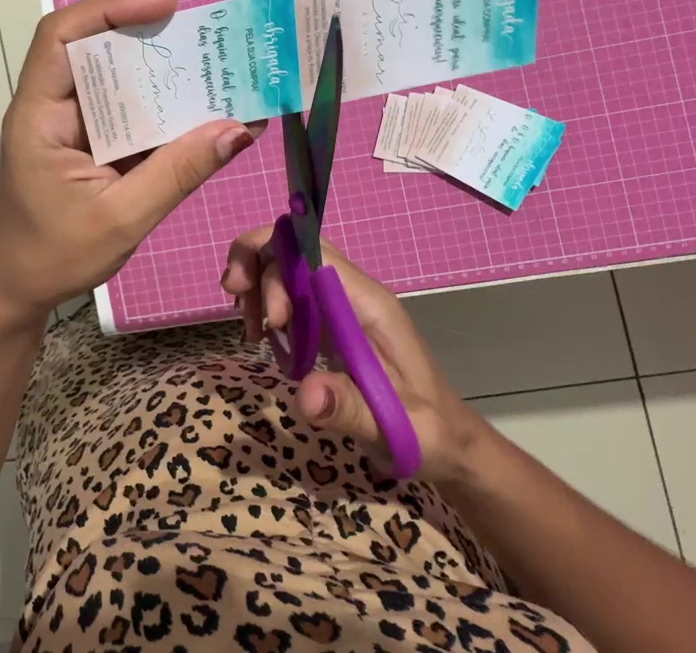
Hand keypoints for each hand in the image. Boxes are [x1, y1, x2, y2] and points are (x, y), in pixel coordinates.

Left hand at [0, 0, 263, 316]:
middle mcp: (50, 108)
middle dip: (146, 34)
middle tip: (204, 33)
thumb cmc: (56, 255)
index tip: (166, 3)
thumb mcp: (122, 218)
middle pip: (91, 48)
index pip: (60, 36)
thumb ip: (177, 173)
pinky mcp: (87, 143)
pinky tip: (200, 109)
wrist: (24, 288)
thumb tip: (237, 129)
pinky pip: (125, 112)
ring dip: (159, 71)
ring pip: (113, 79)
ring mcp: (69, 125)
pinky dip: (160, 108)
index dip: (109, 8)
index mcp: (38, 116)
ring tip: (213, 65)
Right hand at [222, 227, 494, 483]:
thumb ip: (350, 409)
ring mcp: (339, 307)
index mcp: (369, 305)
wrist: (449, 444)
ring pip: (285, 268)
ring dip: (256, 288)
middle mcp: (352, 295)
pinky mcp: (329, 324)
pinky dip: (265, 308)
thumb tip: (304, 395)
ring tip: (251, 332)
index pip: (314, 252)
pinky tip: (264, 341)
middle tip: (246, 319)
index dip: (276, 265)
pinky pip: (289, 295)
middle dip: (256, 270)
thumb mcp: (396, 429)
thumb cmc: (430, 435)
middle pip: (292, 251)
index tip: (266, 316)